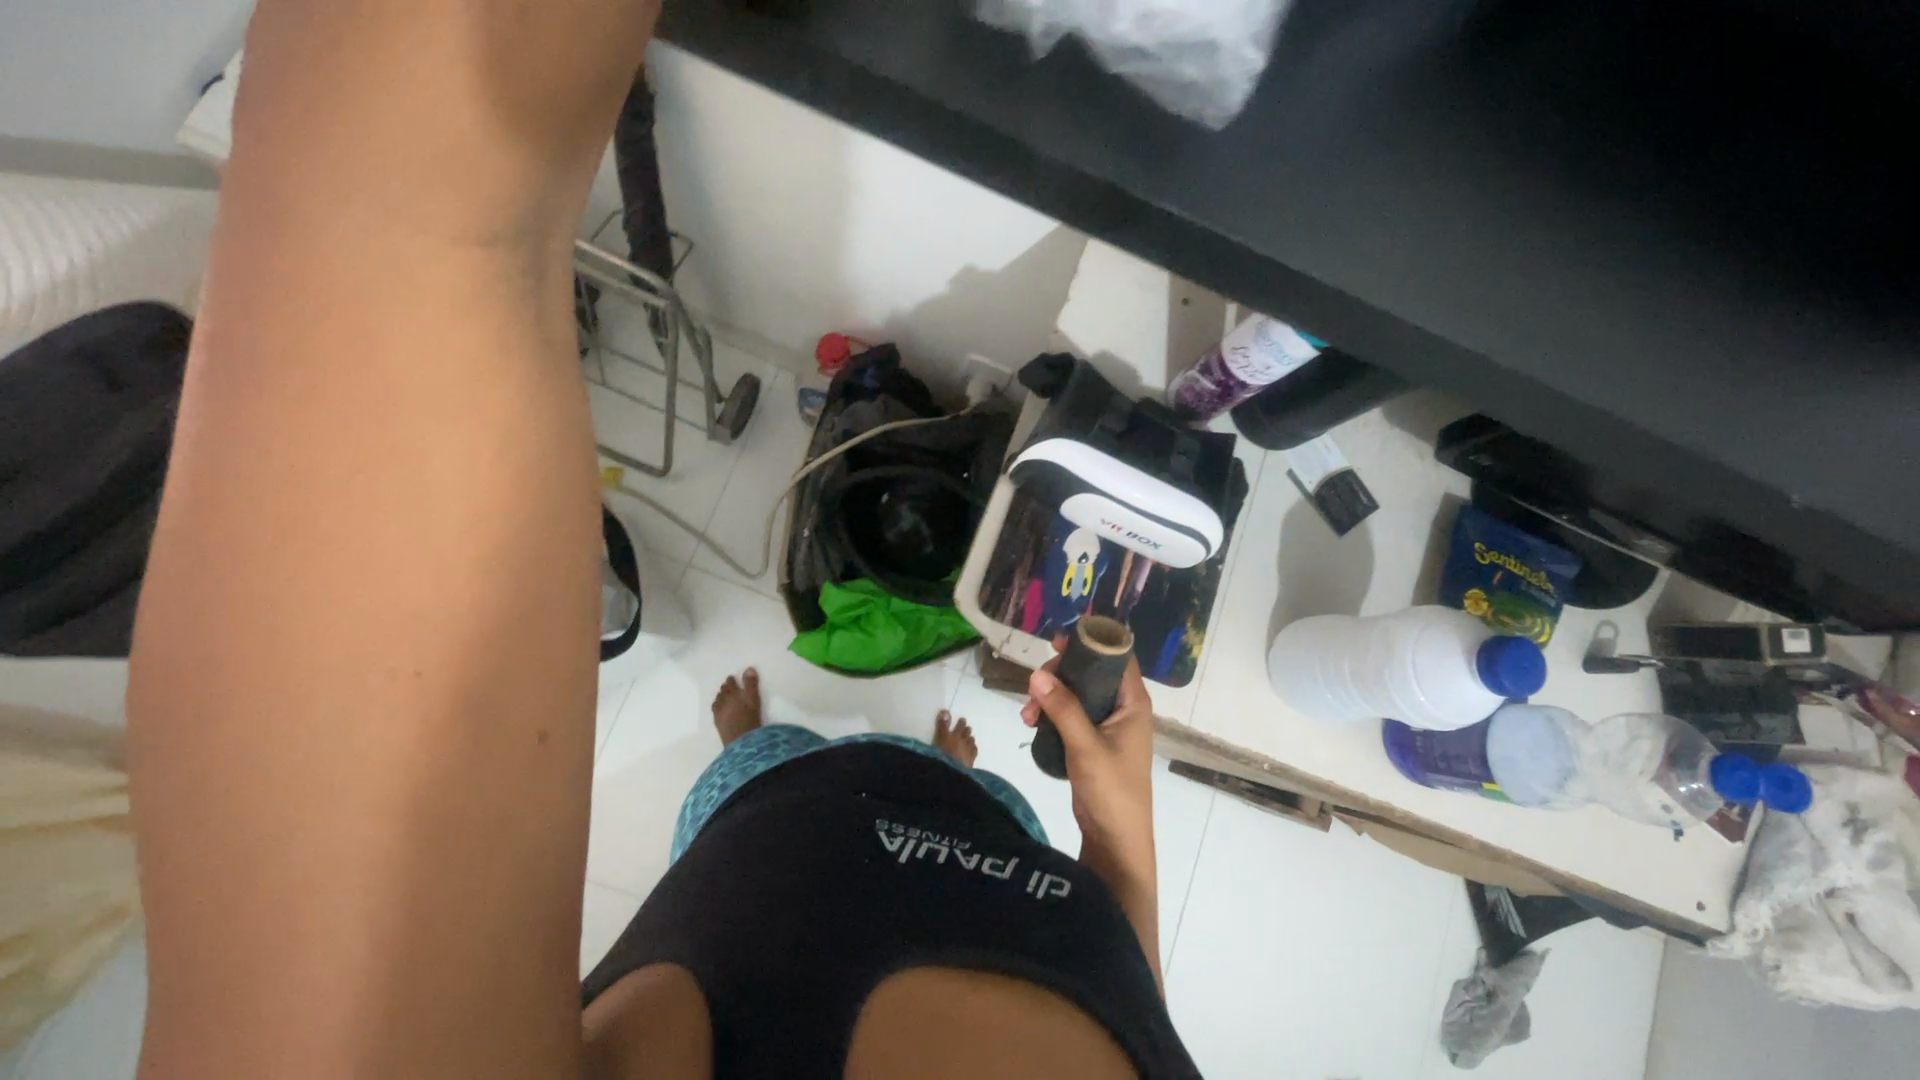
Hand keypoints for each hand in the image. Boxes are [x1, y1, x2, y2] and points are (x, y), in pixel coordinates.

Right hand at [1022, 647, 1156, 886]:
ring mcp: (1107, 725)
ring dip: (1050, 697)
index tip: (1057, 643)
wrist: (1116, 839)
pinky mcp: (1093, 741)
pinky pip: (1071, 714)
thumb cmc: (1111, 790)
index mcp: (1133, 702)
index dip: (1089, 644)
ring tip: (1027, 717)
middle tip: (1034, 687)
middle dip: (1059, 676)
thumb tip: (1037, 674)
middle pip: (1090, 673)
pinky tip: (1032, 725)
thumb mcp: (1085, 746)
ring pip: (1076, 694)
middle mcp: (1123, 708)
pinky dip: (1052, 714)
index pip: (1116, 657)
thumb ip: (1063, 709)